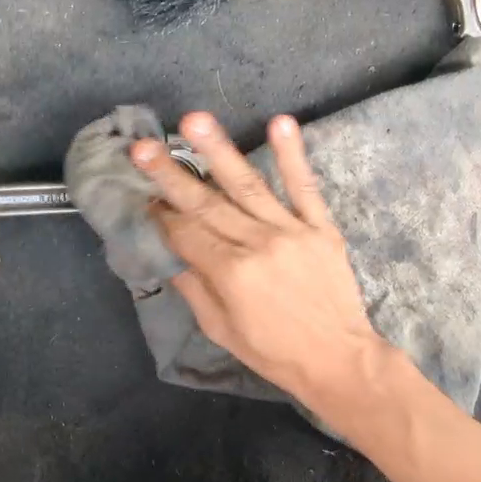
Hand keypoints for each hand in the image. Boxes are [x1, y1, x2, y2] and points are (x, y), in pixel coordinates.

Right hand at [130, 112, 400, 417]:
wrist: (339, 361)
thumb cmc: (273, 352)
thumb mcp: (220, 329)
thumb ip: (193, 287)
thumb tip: (168, 252)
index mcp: (230, 272)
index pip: (185, 233)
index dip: (161, 216)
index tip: (144, 198)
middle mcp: (257, 243)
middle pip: (205, 202)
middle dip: (170, 174)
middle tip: (141, 147)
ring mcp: (291, 230)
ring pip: (247, 184)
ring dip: (219, 150)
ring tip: (194, 120)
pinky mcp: (321, 227)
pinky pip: (304, 187)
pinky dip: (292, 154)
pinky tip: (280, 122)